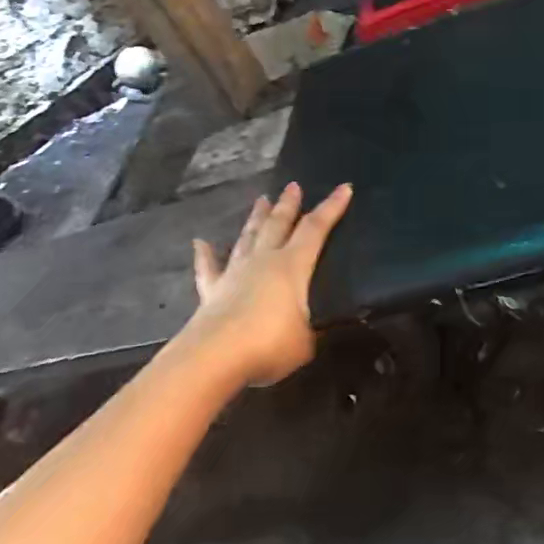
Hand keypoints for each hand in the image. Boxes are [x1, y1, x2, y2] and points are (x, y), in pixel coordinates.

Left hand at [182, 182, 351, 386]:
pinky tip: (200, 242)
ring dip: (255, 218)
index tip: (344, 187)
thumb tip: (309, 329)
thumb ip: (310, 329)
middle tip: (293, 185)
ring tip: (261, 200)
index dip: (331, 207)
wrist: (212, 358)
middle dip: (288, 204)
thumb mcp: (306, 340)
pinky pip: (209, 268)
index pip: (316, 228)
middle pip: (278, 224)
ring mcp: (235, 274)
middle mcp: (264, 261)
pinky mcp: (212, 293)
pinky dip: (205, 255)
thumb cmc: (269, 344)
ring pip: (248, 238)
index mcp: (292, 265)